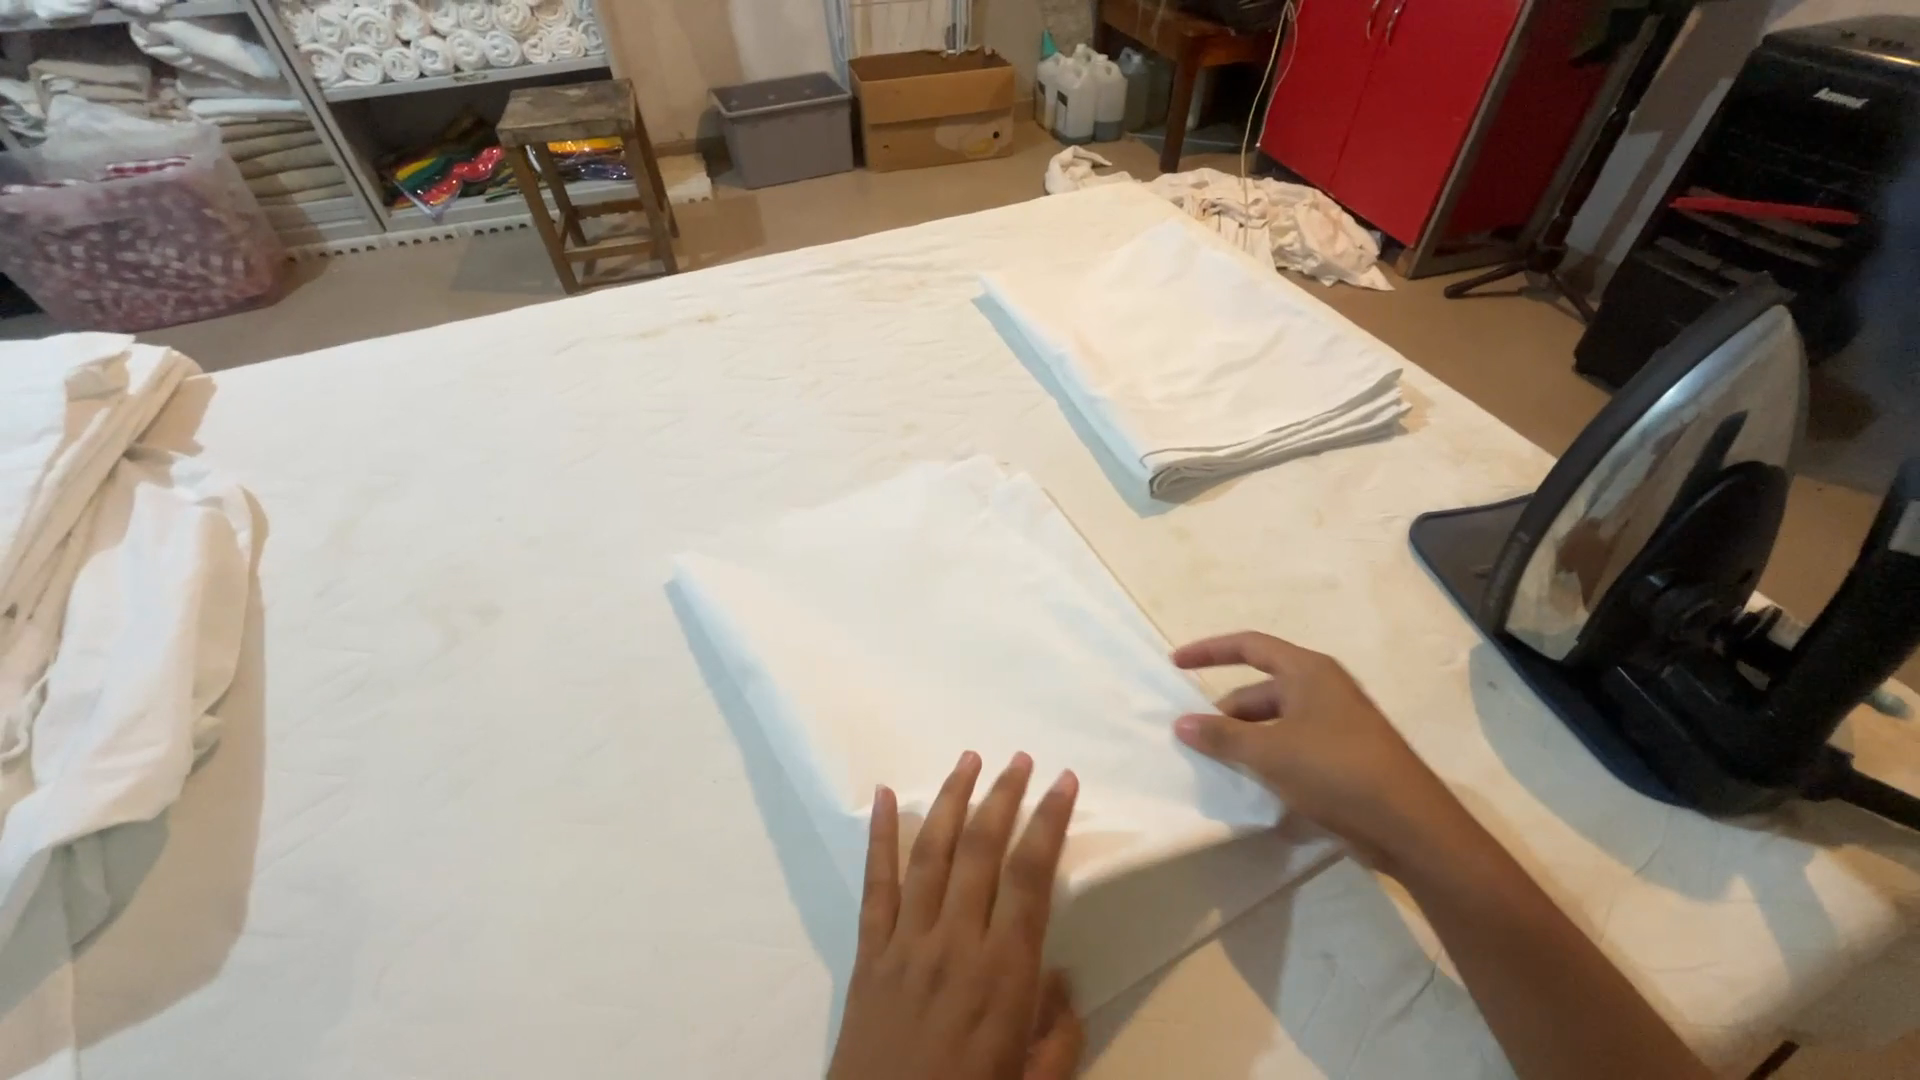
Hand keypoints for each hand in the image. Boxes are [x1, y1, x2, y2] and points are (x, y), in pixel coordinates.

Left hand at [828, 752, 1085, 1079]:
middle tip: (1020, 758)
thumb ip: (1057, 1035)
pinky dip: (881, 837)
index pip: (1032, 877)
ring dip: (953, 800)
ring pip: (932, 853)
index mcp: (1003, 975)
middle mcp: (955, 943)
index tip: (1065, 782)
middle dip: (1003, 796)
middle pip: (982, 850)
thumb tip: (1061, 980)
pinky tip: (886, 797)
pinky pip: (875, 885)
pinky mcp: (869, 953)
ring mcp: (906, 943)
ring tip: (969, 759)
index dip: (1049, 822)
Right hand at [1171, 631, 1469, 872]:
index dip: (1209, 651)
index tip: (1176, 664)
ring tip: (1216, 766)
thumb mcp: (1270, 752)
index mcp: (1308, 672)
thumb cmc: (1337, 772)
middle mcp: (1322, 691)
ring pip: (1274, 724)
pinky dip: (1268, 760)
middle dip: (1225, 713)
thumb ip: (1222, 736)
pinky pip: (1292, 749)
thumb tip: (1181, 723)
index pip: (1249, 646)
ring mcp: (1335, 725)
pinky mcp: (1343, 759)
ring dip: (1244, 741)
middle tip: (1194, 739)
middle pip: (1259, 691)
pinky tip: (1251, 786)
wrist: (1411, 828)